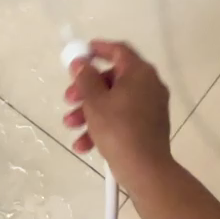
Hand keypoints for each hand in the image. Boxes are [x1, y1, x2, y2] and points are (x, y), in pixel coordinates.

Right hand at [63, 40, 172, 178]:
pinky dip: (103, 126)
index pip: (119, 51)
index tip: (80, 53)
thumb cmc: (118, 129)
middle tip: (69, 99)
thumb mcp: (95, 101)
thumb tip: (81, 62)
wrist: (145, 169)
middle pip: (112, 78)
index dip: (98, 49)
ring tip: (71, 126)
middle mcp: (149, 85)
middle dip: (86, 89)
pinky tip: (84, 144)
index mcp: (140, 73)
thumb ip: (86, 78)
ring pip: (114, 101)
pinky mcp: (149, 126)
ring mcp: (151, 107)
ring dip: (89, 111)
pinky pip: (122, 118)